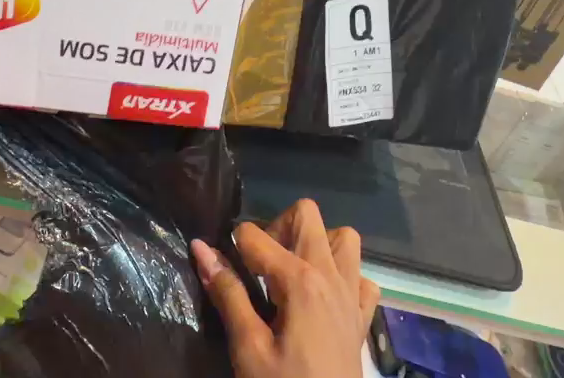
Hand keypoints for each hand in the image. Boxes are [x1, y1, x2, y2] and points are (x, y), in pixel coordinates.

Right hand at [192, 200, 379, 377]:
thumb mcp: (248, 348)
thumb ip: (228, 294)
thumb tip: (201, 247)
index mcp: (299, 279)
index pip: (255, 235)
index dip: (233, 245)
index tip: (224, 267)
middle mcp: (330, 274)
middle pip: (305, 214)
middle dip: (277, 227)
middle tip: (260, 266)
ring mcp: (352, 294)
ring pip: (343, 238)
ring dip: (317, 244)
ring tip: (292, 273)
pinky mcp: (363, 317)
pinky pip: (361, 277)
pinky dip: (344, 278)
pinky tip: (324, 299)